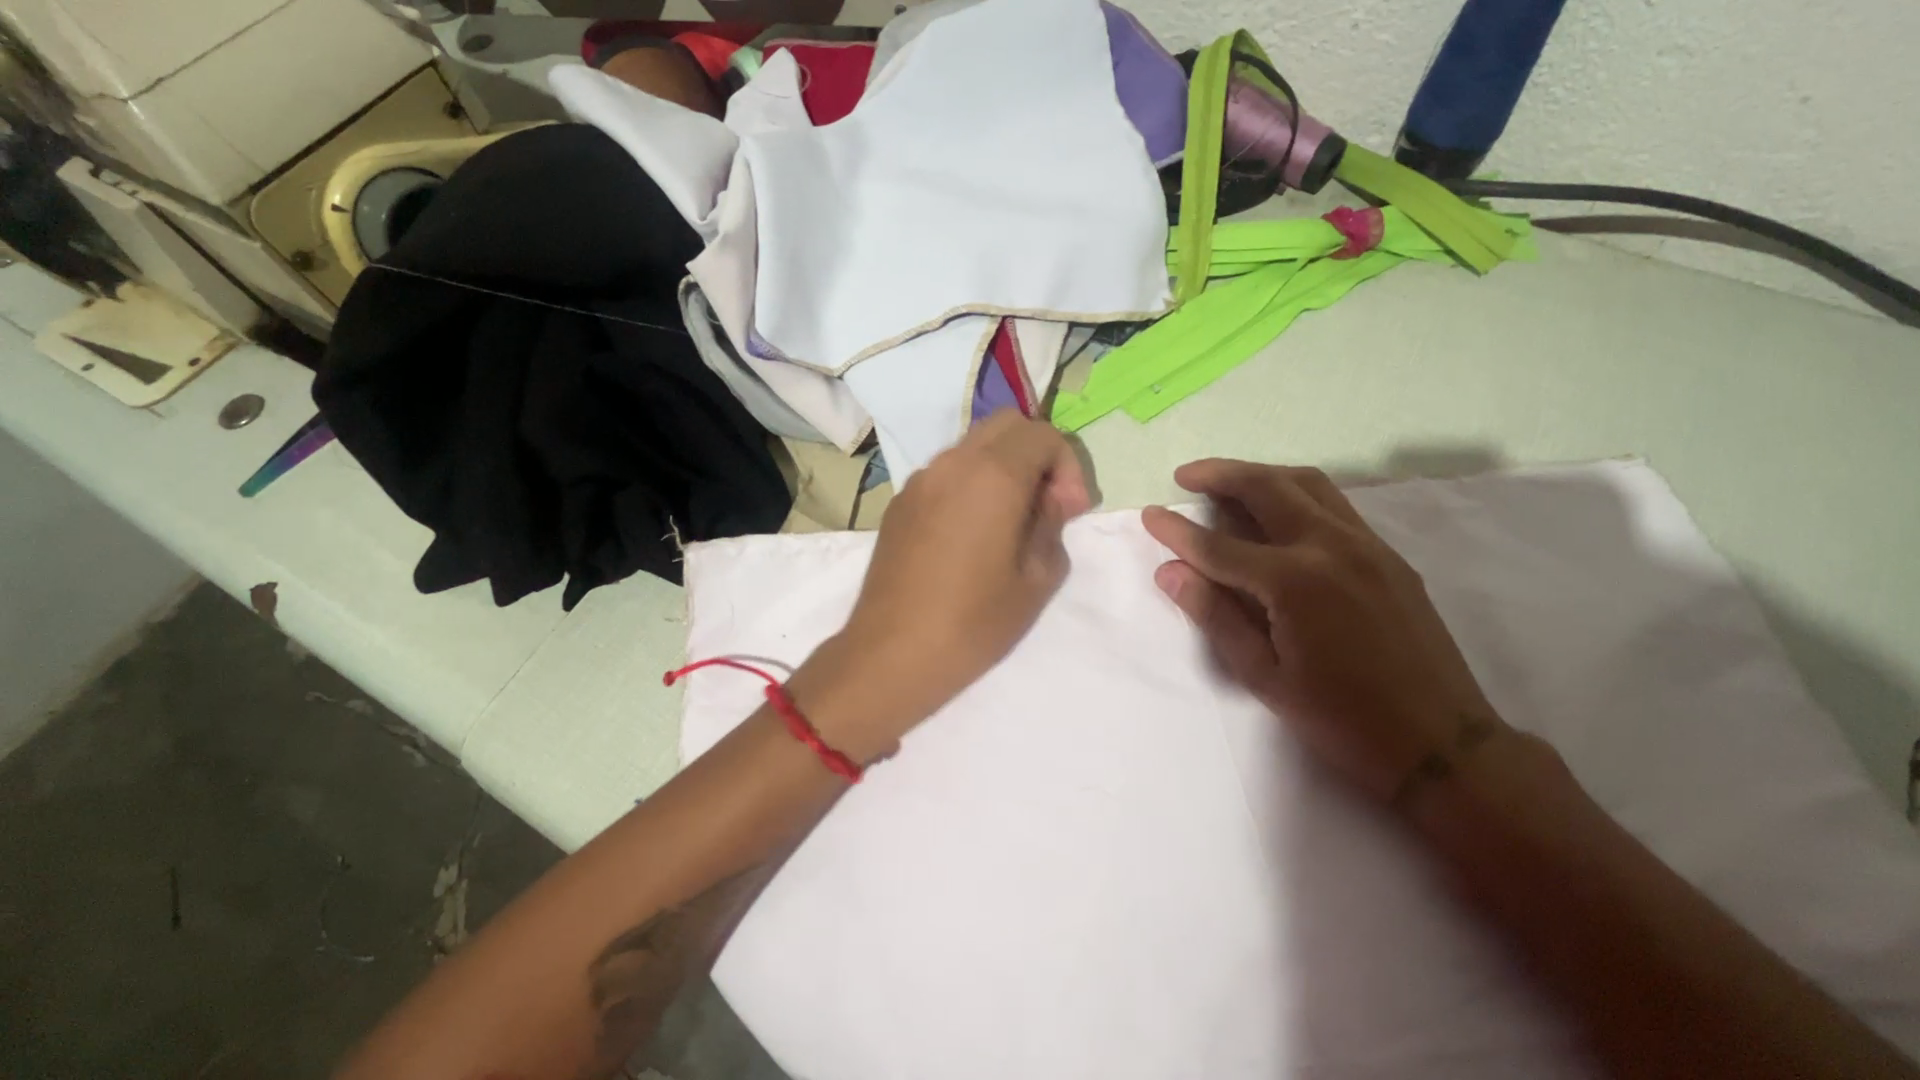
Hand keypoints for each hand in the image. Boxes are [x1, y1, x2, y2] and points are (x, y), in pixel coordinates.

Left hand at [815, 414, 1089, 753]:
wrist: (892, 654)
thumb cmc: (973, 622)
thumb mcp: (1036, 579)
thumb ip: (1051, 526)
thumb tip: (1049, 502)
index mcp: (992, 475)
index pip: (1042, 434)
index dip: (1068, 466)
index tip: (1070, 512)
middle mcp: (952, 463)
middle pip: (1005, 425)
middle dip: (1036, 454)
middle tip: (1047, 506)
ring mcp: (919, 481)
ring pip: (972, 447)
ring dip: (1002, 468)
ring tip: (1011, 522)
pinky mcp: (899, 504)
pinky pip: (946, 473)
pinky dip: (971, 484)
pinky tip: (973, 535)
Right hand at [1143, 459, 1501, 803]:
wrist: (1440, 742)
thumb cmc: (1342, 720)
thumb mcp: (1265, 677)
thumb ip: (1216, 616)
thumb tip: (1171, 572)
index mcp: (1294, 581)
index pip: (1219, 546)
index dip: (1178, 531)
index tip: (1149, 514)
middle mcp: (1331, 547)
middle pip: (1267, 488)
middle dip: (1221, 474)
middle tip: (1186, 475)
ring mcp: (1368, 546)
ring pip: (1309, 484)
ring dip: (1264, 475)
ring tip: (1231, 483)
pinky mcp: (1390, 556)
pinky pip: (1337, 506)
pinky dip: (1299, 495)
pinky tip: (1283, 516)